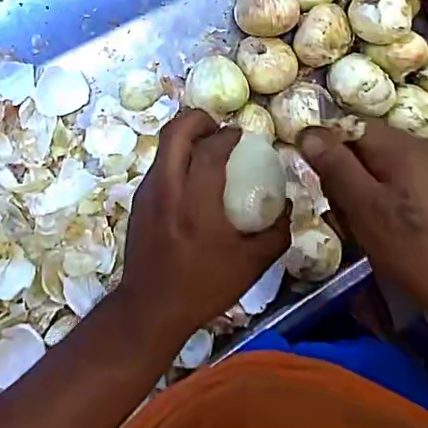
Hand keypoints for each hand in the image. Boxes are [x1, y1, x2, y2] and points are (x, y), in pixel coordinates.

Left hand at [116, 109, 290, 340]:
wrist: (150, 309)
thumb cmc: (203, 287)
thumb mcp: (251, 266)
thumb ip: (276, 233)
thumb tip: (288, 206)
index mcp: (196, 202)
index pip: (210, 149)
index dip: (228, 135)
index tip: (241, 135)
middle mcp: (167, 187)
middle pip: (177, 130)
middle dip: (200, 119)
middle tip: (219, 128)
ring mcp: (148, 191)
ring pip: (164, 145)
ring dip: (186, 136)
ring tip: (206, 148)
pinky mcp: (139, 199)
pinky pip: (160, 164)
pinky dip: (176, 157)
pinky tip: (192, 178)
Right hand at [299, 122, 427, 326]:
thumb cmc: (411, 247)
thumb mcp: (364, 205)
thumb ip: (335, 165)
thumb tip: (307, 133)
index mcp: (399, 144)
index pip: (346, 126)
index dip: (325, 148)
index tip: (314, 178)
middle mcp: (412, 148)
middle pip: (357, 147)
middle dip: (339, 175)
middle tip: (340, 210)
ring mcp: (421, 171)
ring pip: (368, 169)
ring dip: (353, 193)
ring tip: (355, 225)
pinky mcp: (424, 194)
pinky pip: (384, 185)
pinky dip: (371, 203)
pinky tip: (371, 230)